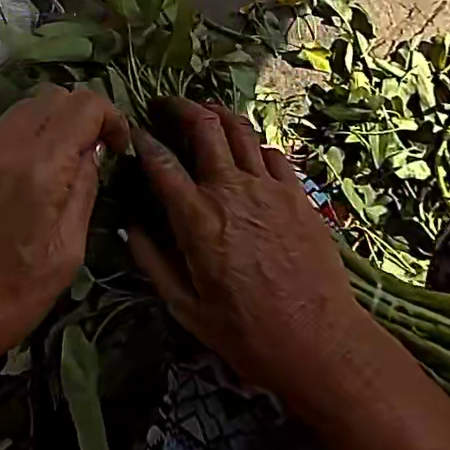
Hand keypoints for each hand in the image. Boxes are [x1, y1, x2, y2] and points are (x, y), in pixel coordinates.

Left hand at [0, 85, 129, 409]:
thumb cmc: (6, 296)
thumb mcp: (67, 252)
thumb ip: (84, 190)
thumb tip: (92, 153)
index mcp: (39, 163)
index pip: (85, 104)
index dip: (112, 118)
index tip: (118, 150)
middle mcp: (5, 141)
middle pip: (55, 95)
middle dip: (83, 116)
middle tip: (93, 156)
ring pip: (26, 107)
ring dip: (54, 123)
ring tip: (61, 166)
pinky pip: (1, 129)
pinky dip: (25, 137)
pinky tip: (25, 178)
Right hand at [126, 98, 376, 403]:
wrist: (320, 344)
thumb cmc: (247, 333)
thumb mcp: (186, 308)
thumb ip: (152, 261)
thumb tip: (128, 225)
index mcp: (197, 218)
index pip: (161, 162)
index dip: (142, 140)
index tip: (133, 131)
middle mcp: (231, 190)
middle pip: (203, 126)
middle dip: (179, 107)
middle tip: (164, 105)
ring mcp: (268, 188)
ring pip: (240, 129)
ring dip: (217, 114)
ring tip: (204, 112)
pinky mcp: (297, 194)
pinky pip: (272, 153)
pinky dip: (253, 145)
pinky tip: (247, 154)